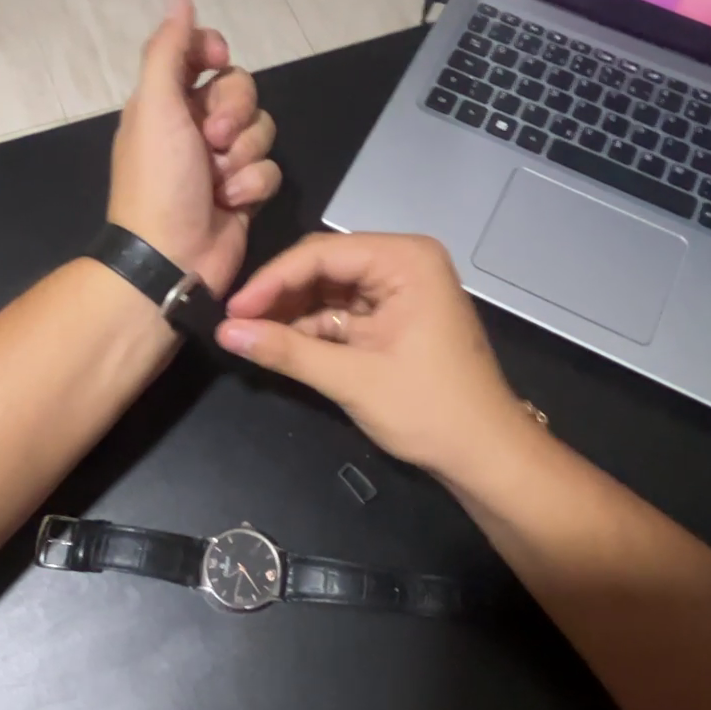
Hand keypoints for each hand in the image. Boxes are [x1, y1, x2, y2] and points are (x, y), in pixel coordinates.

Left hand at [108, 0, 280, 294]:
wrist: (172, 256)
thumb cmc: (158, 181)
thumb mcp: (154, 106)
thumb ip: (169, 50)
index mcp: (167, 102)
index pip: (203, 54)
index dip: (213, 53)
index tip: (215, 60)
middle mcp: (195, 127)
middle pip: (241, 89)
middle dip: (233, 113)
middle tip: (211, 140)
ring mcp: (222, 161)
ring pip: (262, 130)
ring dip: (242, 156)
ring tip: (219, 182)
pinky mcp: (245, 192)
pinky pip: (269, 170)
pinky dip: (251, 186)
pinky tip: (231, 204)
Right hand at [216, 233, 543, 475]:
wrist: (485, 455)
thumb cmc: (428, 410)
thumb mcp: (352, 378)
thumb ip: (286, 351)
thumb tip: (225, 333)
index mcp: (405, 260)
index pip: (321, 254)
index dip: (270, 281)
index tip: (231, 311)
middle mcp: (404, 263)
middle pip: (323, 268)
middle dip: (279, 297)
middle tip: (235, 325)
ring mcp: (400, 291)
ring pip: (328, 291)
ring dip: (291, 316)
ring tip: (249, 337)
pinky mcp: (395, 318)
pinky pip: (342, 314)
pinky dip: (313, 332)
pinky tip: (280, 346)